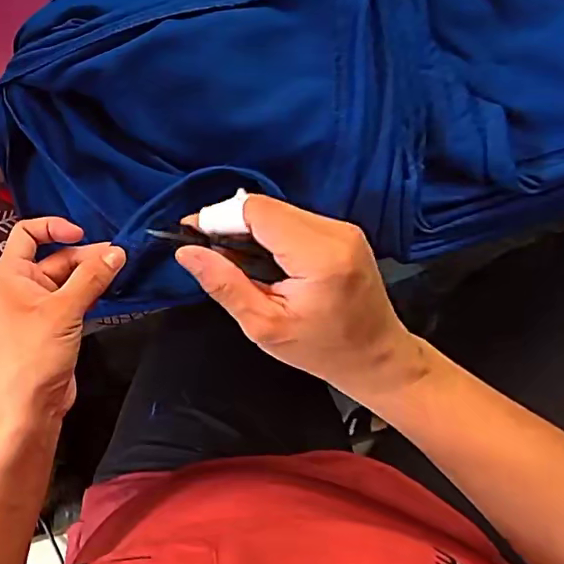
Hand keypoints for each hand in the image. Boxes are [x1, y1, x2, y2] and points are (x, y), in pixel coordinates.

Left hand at [0, 217, 124, 422]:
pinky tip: (111, 290)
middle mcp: (21, 287)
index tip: (81, 233)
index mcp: (10, 275)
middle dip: (84, 255)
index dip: (52, 227)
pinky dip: (90, 292)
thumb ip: (91, 278)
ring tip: (120, 270)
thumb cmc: (31, 358)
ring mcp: (37, 306)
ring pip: (67, 278)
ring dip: (91, 274)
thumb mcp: (64, 311)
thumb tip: (115, 253)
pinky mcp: (53, 324)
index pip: (26, 233)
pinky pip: (73, 298)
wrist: (28, 404)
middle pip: (54, 256)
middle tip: (117, 257)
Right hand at [173, 196, 427, 401]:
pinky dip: (262, 232)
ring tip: (232, 261)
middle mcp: (335, 232)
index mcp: (319, 256)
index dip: (217, 218)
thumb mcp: (261, 324)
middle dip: (227, 224)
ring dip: (243, 229)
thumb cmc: (320, 348)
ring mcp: (341, 228)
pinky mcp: (339, 231)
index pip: (256, 211)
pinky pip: (286, 217)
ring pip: (272, 209)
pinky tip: (255, 259)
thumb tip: (186, 252)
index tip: (191, 239)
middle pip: (262, 206)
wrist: (376, 357)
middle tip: (207, 253)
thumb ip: (223, 283)